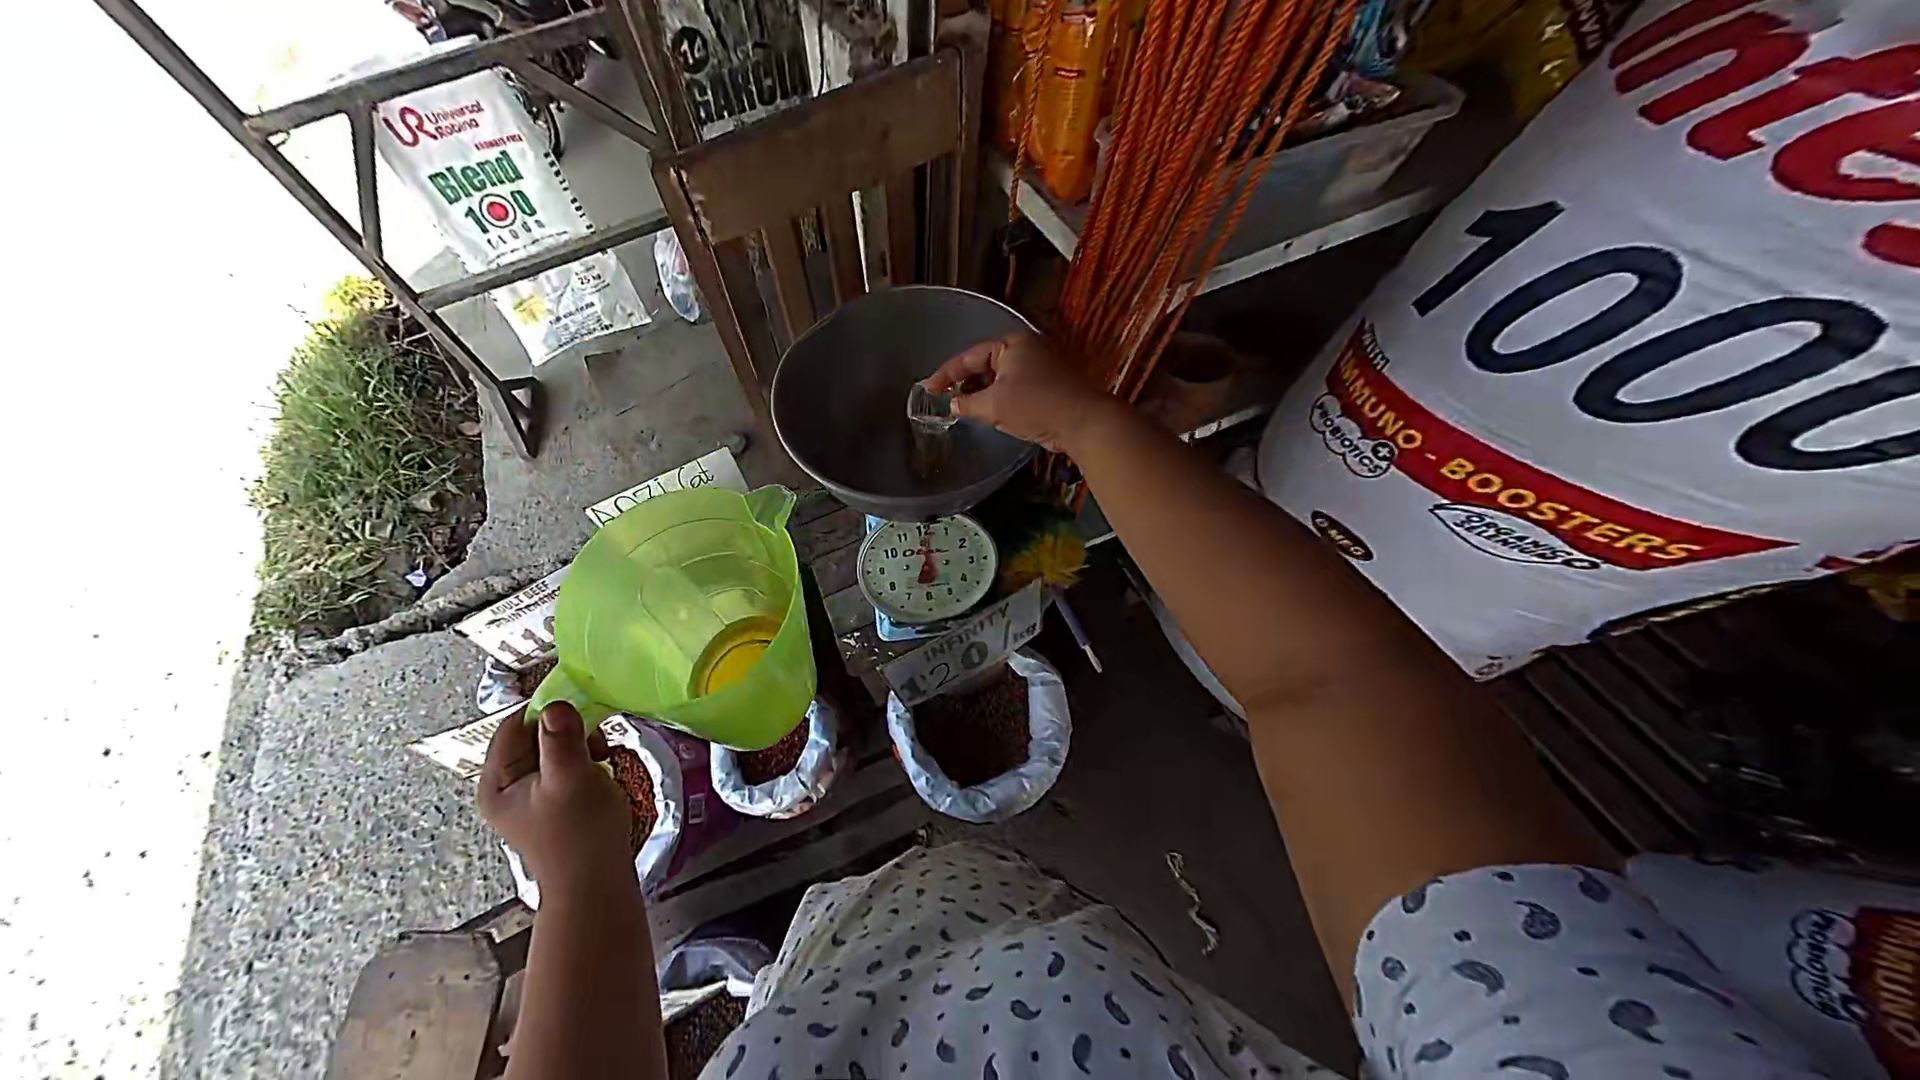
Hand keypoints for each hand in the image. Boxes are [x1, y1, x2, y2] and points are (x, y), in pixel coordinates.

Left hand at [479, 703, 631, 898]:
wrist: (596, 883)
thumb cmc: (581, 832)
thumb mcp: (572, 780)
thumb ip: (561, 741)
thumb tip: (554, 704)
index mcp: (497, 783)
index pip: (513, 727)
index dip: (546, 712)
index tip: (582, 710)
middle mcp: (507, 787)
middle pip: (533, 735)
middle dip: (568, 730)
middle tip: (596, 741)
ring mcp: (530, 795)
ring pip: (553, 748)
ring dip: (580, 743)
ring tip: (602, 756)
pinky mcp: (553, 801)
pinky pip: (565, 764)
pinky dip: (585, 758)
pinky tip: (602, 769)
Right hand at [922, 330, 1112, 452]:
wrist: (1084, 421)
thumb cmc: (1036, 405)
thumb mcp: (994, 405)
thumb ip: (968, 404)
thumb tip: (953, 406)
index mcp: (1011, 344)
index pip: (969, 356)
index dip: (946, 374)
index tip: (928, 389)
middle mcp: (1027, 348)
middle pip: (986, 364)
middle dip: (966, 383)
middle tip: (948, 400)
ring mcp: (1041, 364)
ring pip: (1002, 377)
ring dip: (984, 392)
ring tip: (968, 409)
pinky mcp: (1050, 383)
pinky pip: (1016, 387)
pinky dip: (1001, 398)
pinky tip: (994, 413)